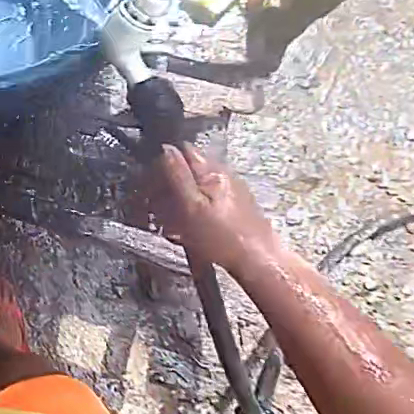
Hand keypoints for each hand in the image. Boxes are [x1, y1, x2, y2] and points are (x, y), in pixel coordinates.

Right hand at [155, 143, 281, 275]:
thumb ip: (177, 174)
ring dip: (181, 201)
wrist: (261, 266)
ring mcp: (234, 191)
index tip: (152, 184)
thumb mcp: (191, 206)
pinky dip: (196, 210)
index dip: (163, 163)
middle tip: (159, 209)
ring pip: (197, 187)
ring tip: (175, 225)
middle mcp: (226, 175)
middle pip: (189, 169)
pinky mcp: (238, 208)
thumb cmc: (222, 239)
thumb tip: (165, 148)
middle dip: (170, 185)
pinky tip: (192, 229)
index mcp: (213, 171)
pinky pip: (208, 201)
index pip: (182, 151)